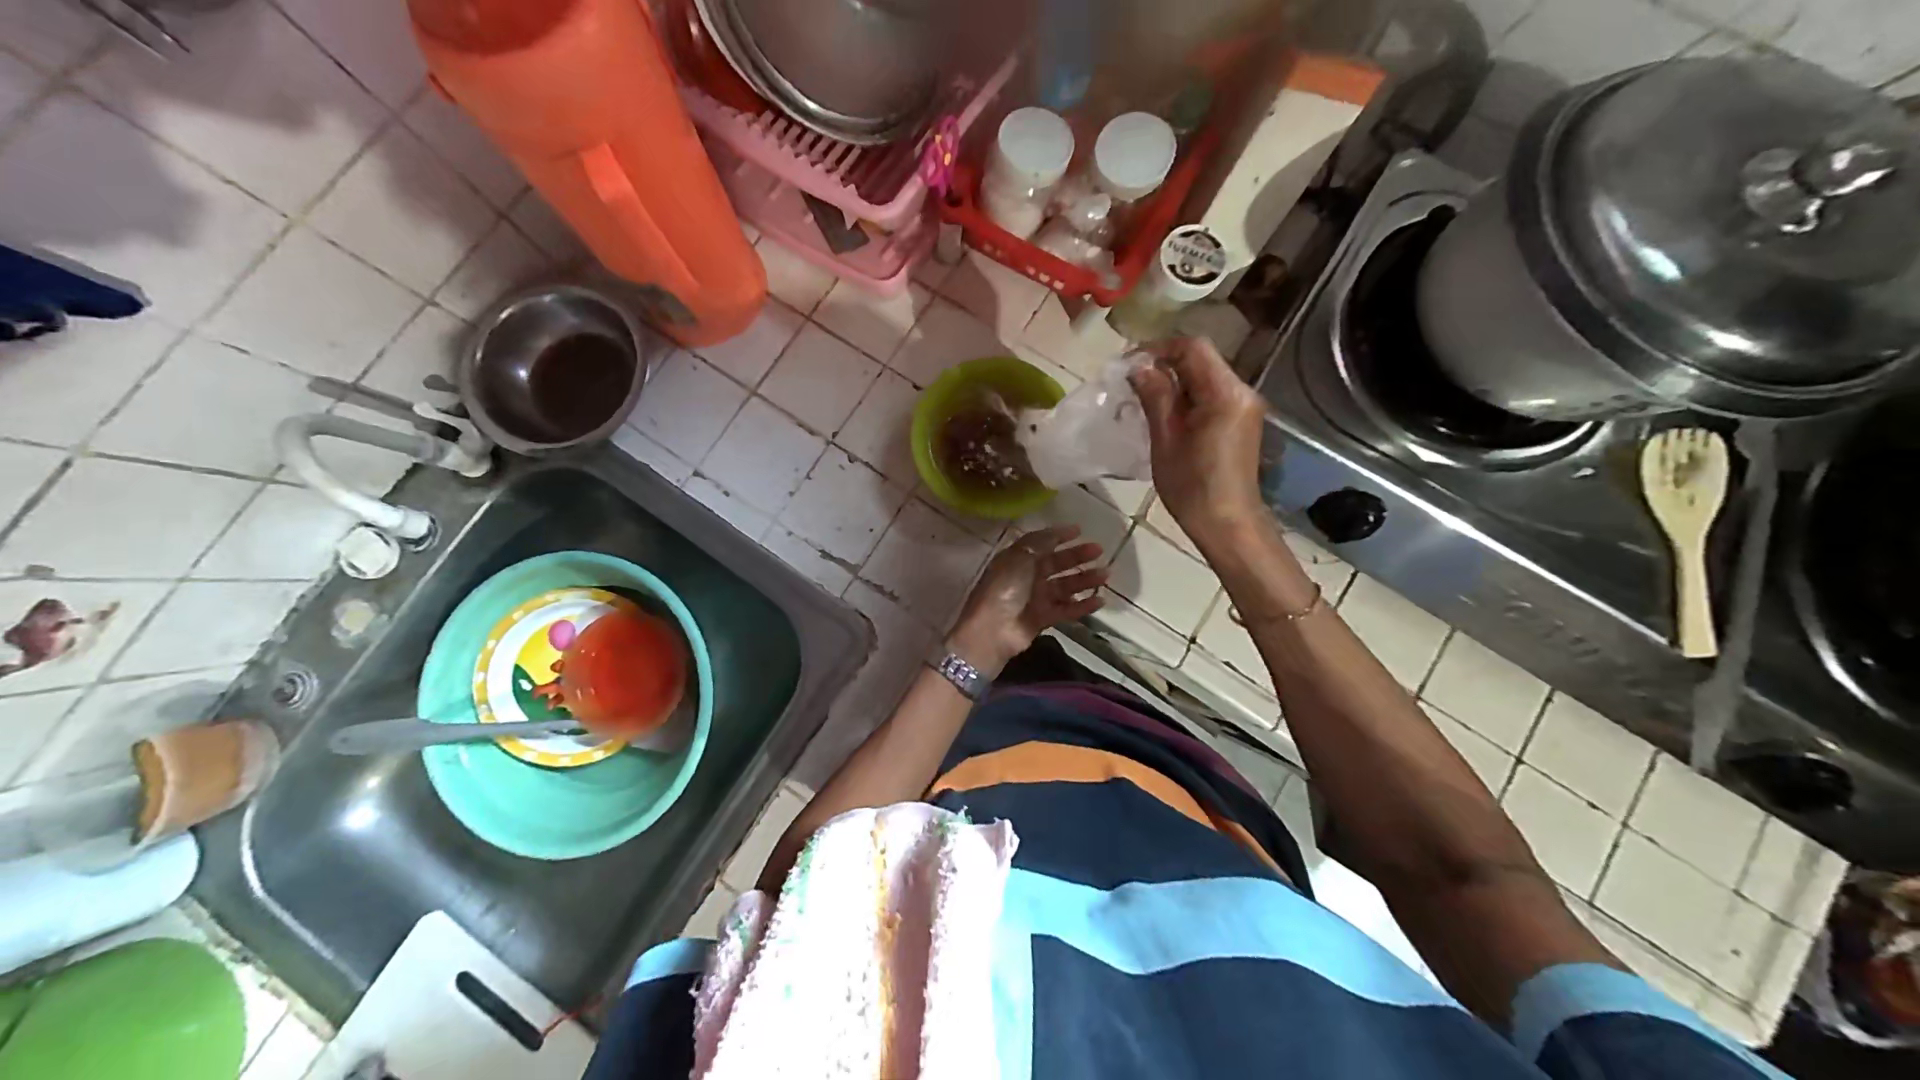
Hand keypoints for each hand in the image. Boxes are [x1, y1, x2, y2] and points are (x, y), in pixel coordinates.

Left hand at [949, 526, 1106, 675]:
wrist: (992, 629)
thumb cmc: (1003, 588)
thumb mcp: (1019, 558)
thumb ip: (1039, 544)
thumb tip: (1055, 533)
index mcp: (1017, 559)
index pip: (1040, 543)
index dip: (1058, 536)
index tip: (1079, 530)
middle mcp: (1027, 576)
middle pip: (1056, 563)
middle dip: (1077, 556)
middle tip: (1099, 550)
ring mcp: (1036, 598)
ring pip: (1065, 586)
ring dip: (1085, 580)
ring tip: (1105, 575)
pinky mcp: (1043, 619)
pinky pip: (1067, 610)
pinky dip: (1083, 606)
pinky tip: (1100, 600)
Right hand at [1129, 337, 1268, 551]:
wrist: (1228, 524)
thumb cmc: (1192, 487)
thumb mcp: (1166, 440)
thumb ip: (1155, 397)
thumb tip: (1138, 368)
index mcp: (1225, 393)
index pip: (1193, 348)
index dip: (1158, 348)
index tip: (1128, 364)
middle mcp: (1241, 391)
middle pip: (1201, 359)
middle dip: (1164, 363)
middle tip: (1130, 381)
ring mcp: (1244, 405)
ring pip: (1205, 376)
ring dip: (1174, 380)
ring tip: (1142, 397)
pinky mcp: (1241, 420)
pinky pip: (1211, 394)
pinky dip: (1187, 395)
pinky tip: (1164, 413)